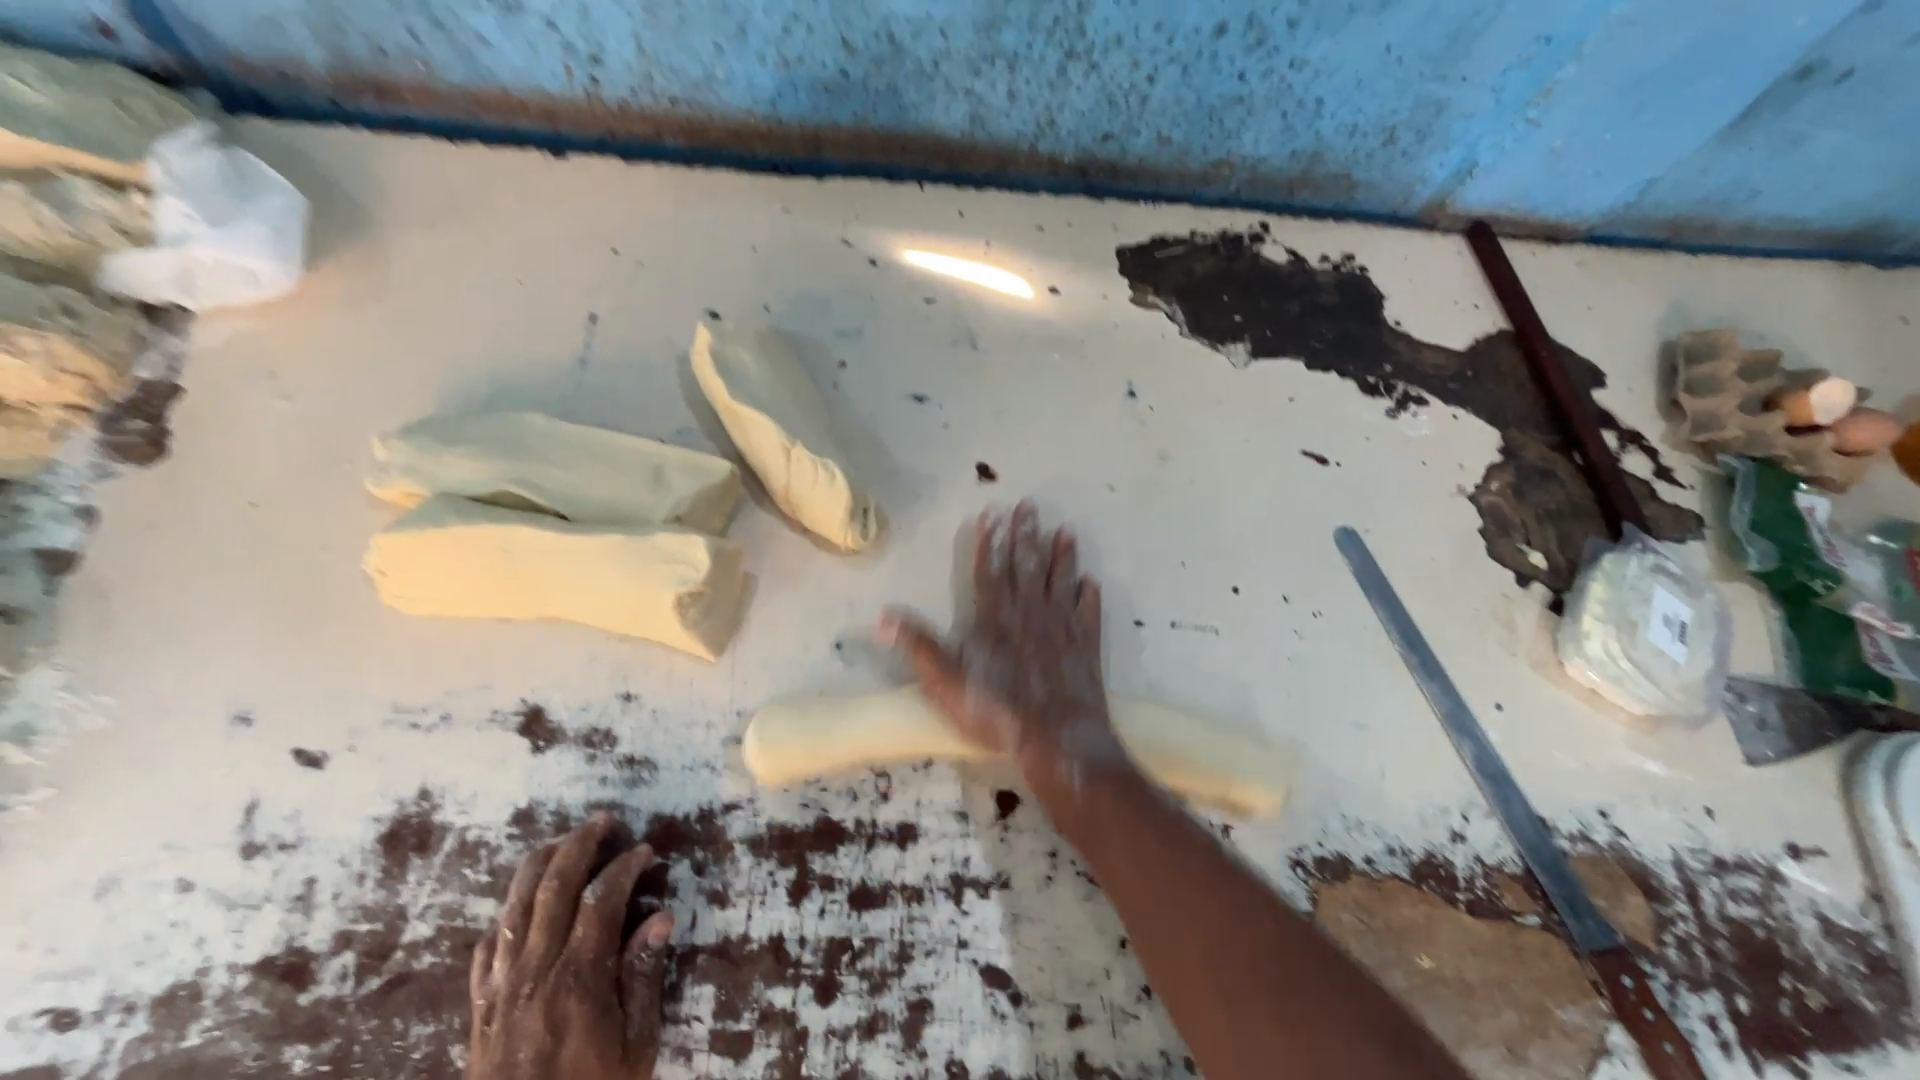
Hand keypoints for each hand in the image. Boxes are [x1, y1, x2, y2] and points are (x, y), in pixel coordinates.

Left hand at [468, 814, 674, 1079]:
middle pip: (552, 888)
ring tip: (561, 841)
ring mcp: (501, 986)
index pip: (601, 901)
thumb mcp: (636, 1050)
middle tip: (602, 821)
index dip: (623, 867)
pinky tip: (518, 906)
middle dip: (578, 846)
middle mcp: (535, 971)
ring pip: (515, 906)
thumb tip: (660, 920)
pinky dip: (505, 915)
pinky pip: (487, 945)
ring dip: (539, 865)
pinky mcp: (479, 1006)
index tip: (643, 850)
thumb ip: (643, 981)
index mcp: (579, 980)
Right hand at [882, 500, 1127, 797]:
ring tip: (1065, 532)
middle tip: (1030, 506)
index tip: (991, 514)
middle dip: (1026, 535)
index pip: (989, 572)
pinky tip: (1092, 583)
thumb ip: (919, 646)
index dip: (989, 543)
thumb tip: (883, 615)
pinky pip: (1088, 614)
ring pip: (1060, 583)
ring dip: (1062, 557)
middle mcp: (1030, 615)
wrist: (1057, 738)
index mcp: (995, 619)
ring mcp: (1062, 629)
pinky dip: (1090, 597)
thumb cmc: (998, 711)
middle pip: (1027, 567)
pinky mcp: (1086, 647)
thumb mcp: (946, 682)